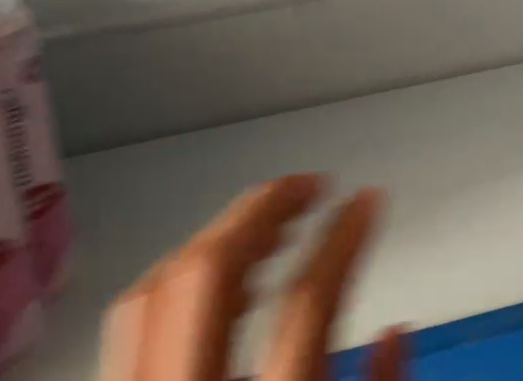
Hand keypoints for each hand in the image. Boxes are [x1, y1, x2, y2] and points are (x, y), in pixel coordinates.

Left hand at [99, 176, 402, 380]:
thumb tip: (396, 334)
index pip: (307, 301)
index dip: (344, 236)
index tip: (367, 199)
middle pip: (208, 274)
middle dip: (265, 209)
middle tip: (312, 186)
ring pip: (151, 290)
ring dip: (217, 236)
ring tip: (270, 223)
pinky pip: (126, 326)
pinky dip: (173, 281)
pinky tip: (214, 278)